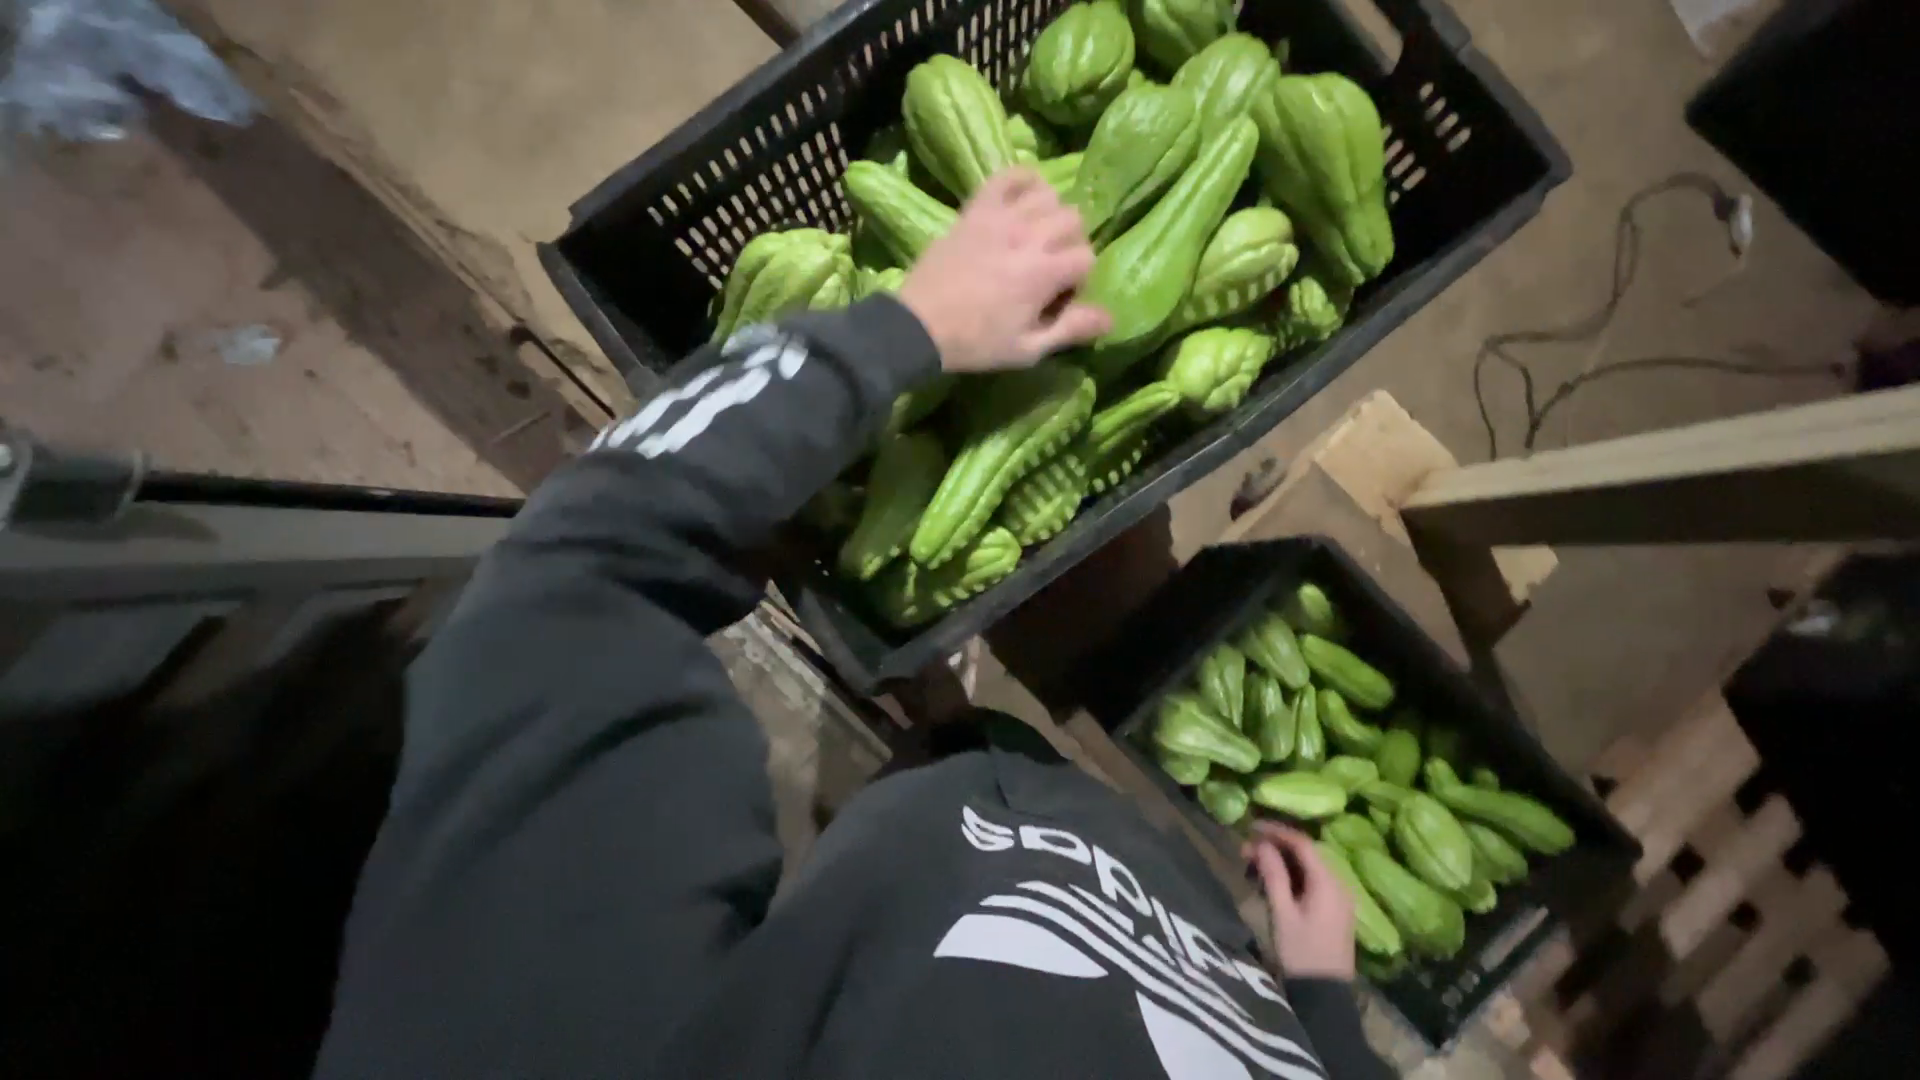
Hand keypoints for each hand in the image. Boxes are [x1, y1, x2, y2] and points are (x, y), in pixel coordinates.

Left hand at [897, 167, 1111, 372]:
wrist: (919, 327)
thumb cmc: (976, 344)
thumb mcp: (1026, 349)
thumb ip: (1069, 330)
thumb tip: (1110, 317)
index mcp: (1043, 273)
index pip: (1087, 258)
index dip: (1080, 279)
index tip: (1061, 298)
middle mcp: (1028, 236)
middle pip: (1073, 220)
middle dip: (1071, 244)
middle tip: (1052, 268)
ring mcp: (1000, 217)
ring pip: (1048, 194)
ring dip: (1051, 215)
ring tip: (1037, 237)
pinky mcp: (976, 209)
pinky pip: (1009, 175)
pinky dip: (1024, 180)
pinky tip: (1024, 200)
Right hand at [1244, 821, 1356, 979]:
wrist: (1324, 994)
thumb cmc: (1300, 952)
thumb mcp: (1282, 913)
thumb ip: (1273, 874)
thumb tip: (1262, 843)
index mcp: (1328, 883)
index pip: (1302, 843)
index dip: (1276, 831)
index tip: (1251, 827)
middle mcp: (1339, 884)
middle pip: (1306, 852)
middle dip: (1276, 847)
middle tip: (1246, 851)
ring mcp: (1339, 897)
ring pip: (1308, 866)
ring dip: (1282, 861)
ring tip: (1253, 867)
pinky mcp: (1335, 908)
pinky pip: (1313, 880)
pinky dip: (1292, 875)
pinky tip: (1272, 883)